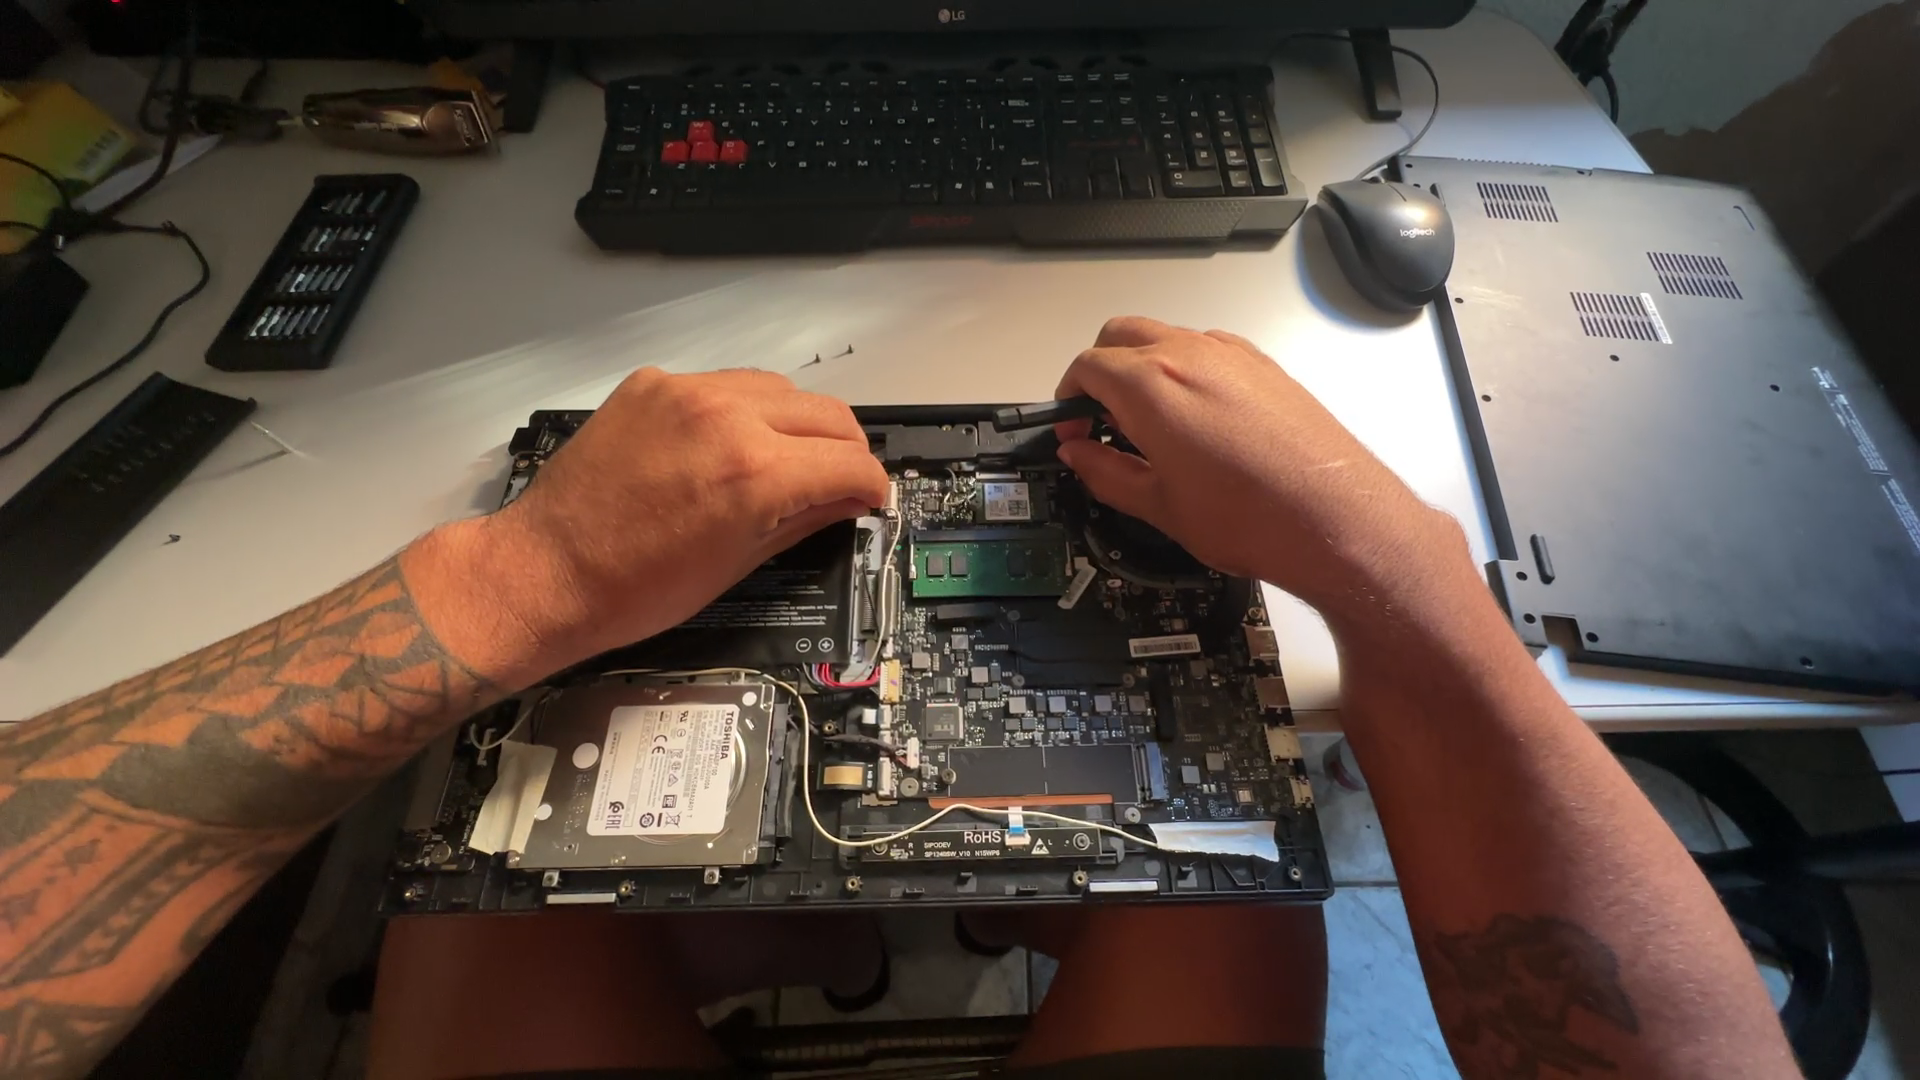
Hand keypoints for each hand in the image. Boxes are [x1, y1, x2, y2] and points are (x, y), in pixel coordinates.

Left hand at [405, 368, 888, 684]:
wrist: (547, 570)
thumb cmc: (637, 587)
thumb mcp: (740, 562)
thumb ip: (806, 519)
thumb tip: (848, 501)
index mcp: (756, 472)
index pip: (852, 463)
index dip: (873, 487)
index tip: (871, 499)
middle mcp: (728, 416)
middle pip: (830, 414)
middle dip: (848, 451)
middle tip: (842, 481)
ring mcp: (688, 392)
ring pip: (783, 389)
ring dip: (801, 424)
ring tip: (789, 459)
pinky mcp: (654, 385)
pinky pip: (727, 384)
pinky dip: (747, 410)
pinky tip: (732, 443)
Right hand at [1053, 317, 1472, 633]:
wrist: (1337, 521)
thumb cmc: (1252, 517)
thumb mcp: (1158, 505)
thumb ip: (1103, 472)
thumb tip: (1078, 454)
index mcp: (1152, 385)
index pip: (1086, 366)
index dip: (1067, 399)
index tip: (1072, 429)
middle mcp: (1190, 354)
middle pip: (1119, 336)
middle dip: (1097, 372)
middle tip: (1098, 421)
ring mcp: (1232, 355)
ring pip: (1163, 338)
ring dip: (1139, 368)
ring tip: (1145, 424)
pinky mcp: (1263, 365)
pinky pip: (1204, 350)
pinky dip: (1181, 370)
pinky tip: (1191, 419)